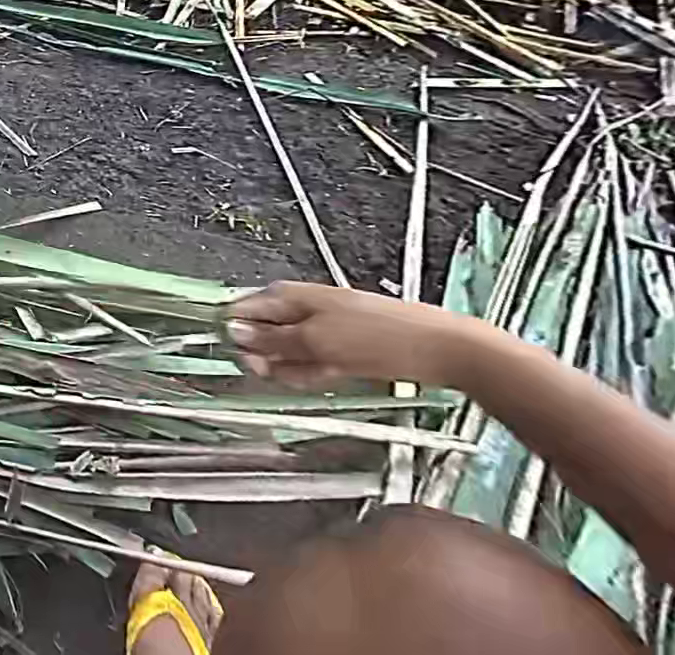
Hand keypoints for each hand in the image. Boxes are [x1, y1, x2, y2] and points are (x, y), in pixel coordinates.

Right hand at [225, 280, 484, 389]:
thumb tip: (232, 331)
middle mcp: (299, 307)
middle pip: (262, 330)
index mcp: (286, 295)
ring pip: (286, 348)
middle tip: (269, 373)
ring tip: (303, 376)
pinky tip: (316, 379)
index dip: (236, 334)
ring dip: (286, 366)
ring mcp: (320, 326)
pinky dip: (309, 370)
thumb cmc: (375, 338)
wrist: (441, 350)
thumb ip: (271, 338)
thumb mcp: (316, 340)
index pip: (243, 310)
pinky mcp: (340, 345)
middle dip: (262, 354)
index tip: (239, 356)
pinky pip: (310, 358)